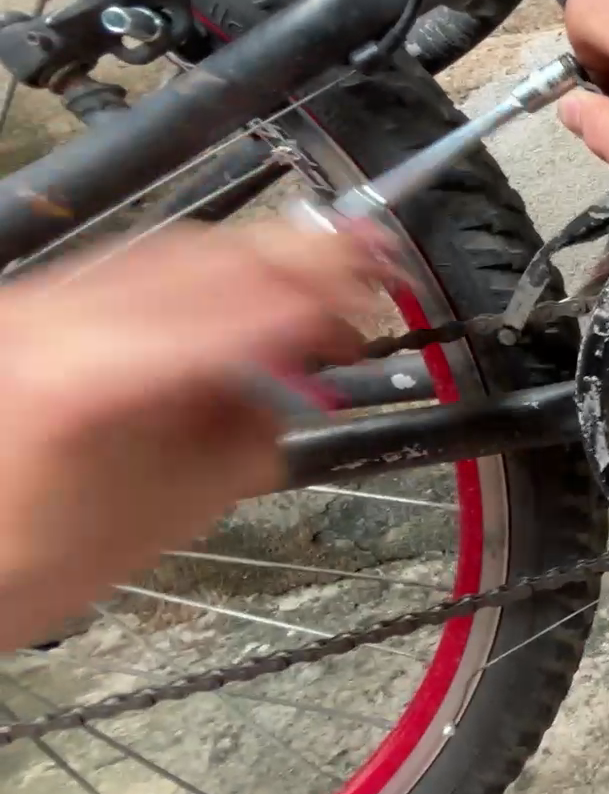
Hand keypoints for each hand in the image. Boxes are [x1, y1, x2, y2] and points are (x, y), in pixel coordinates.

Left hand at [0, 224, 388, 645]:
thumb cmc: (78, 547)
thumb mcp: (206, 485)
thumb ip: (268, 407)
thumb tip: (315, 347)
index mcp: (100, 381)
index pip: (250, 308)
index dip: (331, 290)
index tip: (388, 282)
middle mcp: (55, 323)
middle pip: (219, 258)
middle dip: (315, 252)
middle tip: (380, 252)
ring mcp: (36, 303)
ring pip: (184, 246)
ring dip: (277, 249)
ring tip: (340, 257)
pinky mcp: (33, 300)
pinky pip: (147, 258)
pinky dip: (224, 258)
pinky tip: (268, 269)